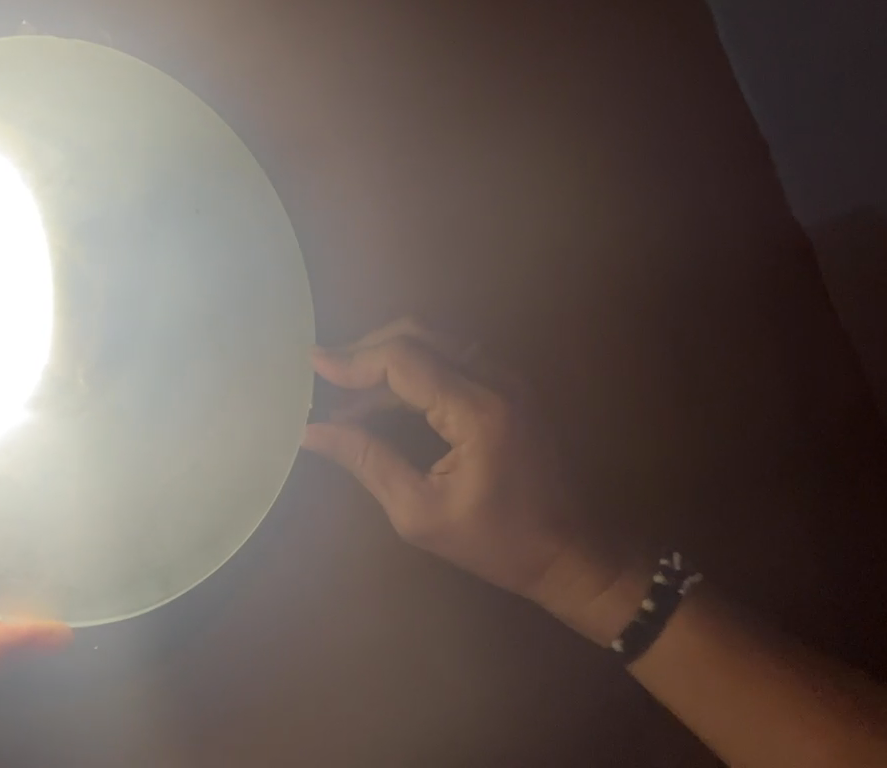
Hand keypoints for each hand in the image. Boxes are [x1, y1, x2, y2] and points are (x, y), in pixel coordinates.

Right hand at [303, 319, 642, 642]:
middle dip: (365, 350)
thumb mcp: (420, 513)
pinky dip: (411, 367)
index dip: (353, 359)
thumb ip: (366, 460)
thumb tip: (313, 432)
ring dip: (386, 356)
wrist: (574, 553)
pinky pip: (449, 356)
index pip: (403, 359)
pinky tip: (384, 396)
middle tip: (326, 376)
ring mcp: (506, 376)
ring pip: (432, 340)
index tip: (312, 365)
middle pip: (417, 334)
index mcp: (478, 410)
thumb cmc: (498, 543)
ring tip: (346, 389)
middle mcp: (495, 378)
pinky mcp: (508, 384)